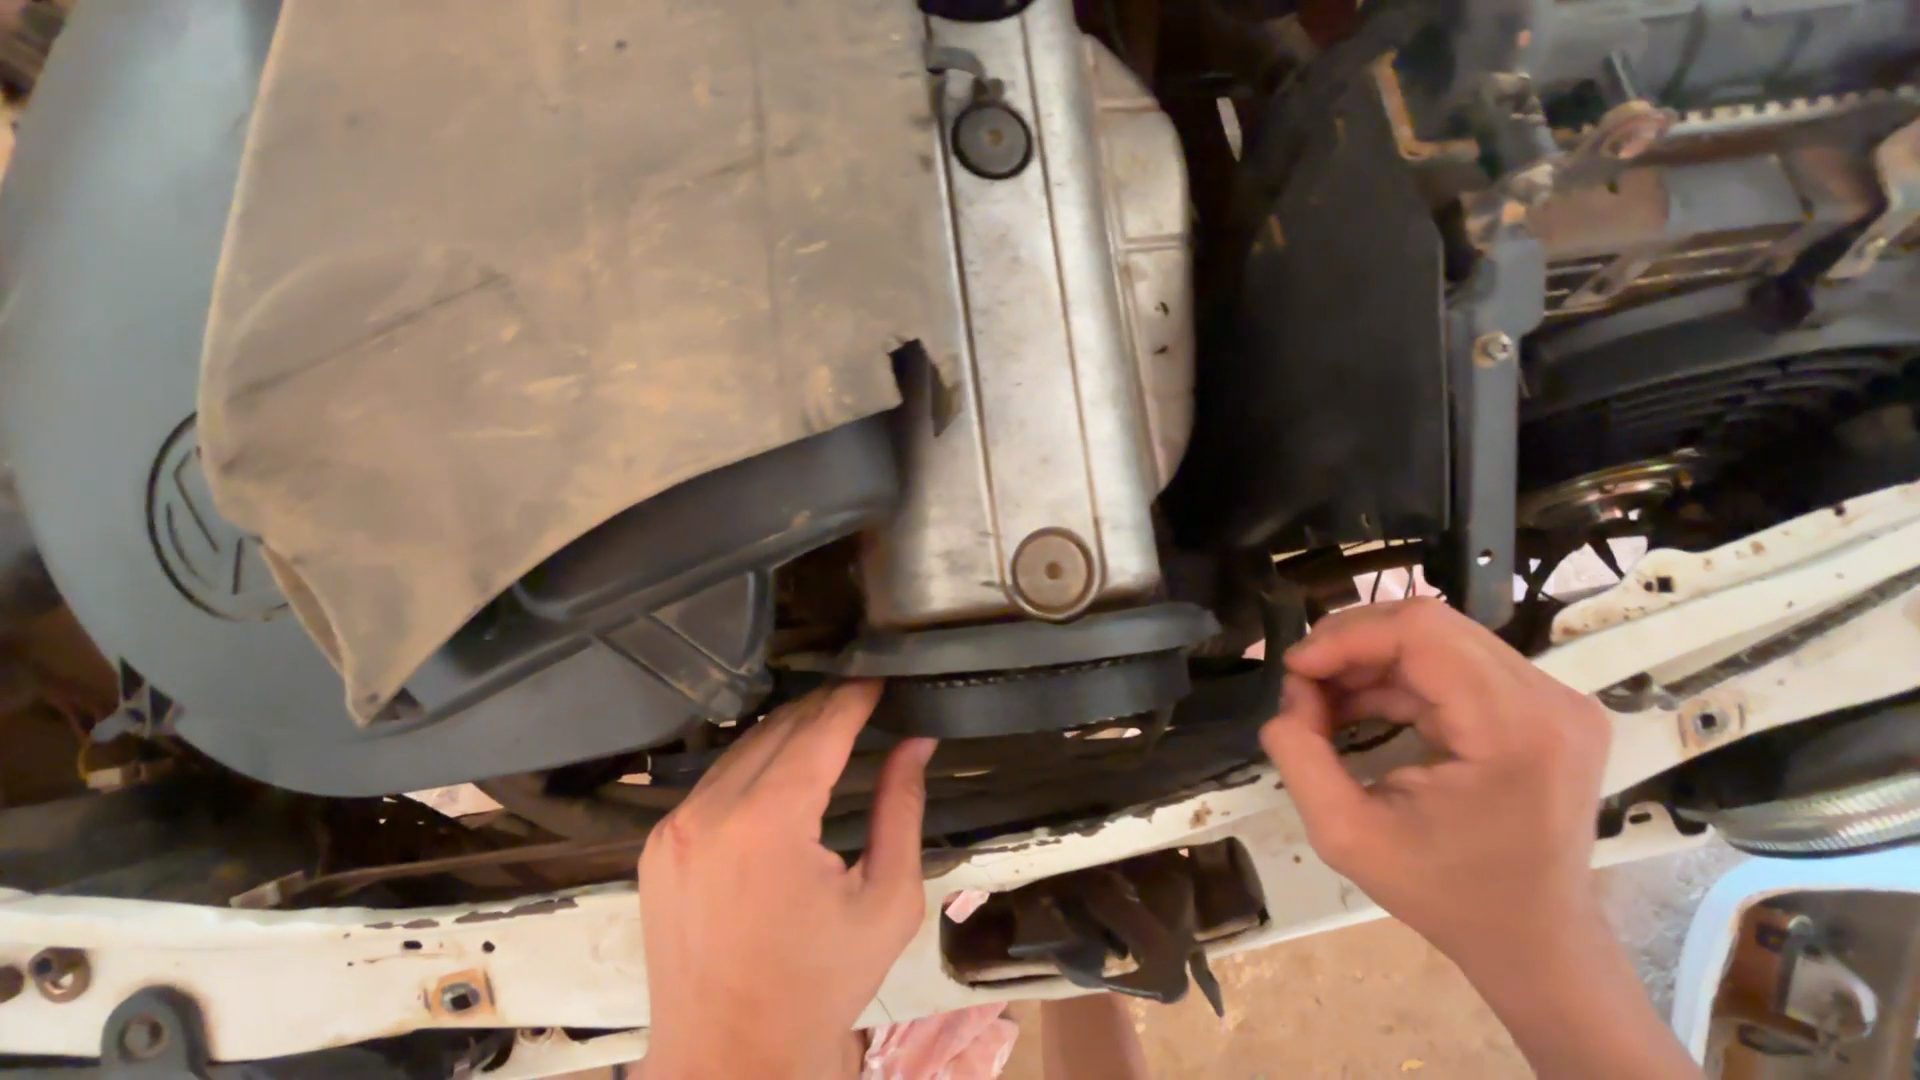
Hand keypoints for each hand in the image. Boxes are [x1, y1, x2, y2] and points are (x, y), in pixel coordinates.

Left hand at [639, 681, 936, 1078]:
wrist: (732, 1061)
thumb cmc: (821, 986)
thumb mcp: (886, 900)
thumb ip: (901, 809)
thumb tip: (915, 743)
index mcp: (768, 822)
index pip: (819, 730)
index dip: (854, 698)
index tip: (880, 678)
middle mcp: (711, 811)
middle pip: (777, 729)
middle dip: (825, 708)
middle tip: (864, 699)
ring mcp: (674, 828)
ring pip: (740, 749)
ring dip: (787, 733)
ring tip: (830, 728)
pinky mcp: (657, 848)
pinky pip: (712, 783)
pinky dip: (752, 765)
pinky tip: (781, 771)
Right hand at [1259, 598, 1609, 966]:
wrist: (1533, 940)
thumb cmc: (1444, 895)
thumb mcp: (1345, 835)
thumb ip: (1299, 756)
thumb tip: (1291, 696)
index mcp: (1514, 730)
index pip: (1421, 632)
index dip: (1345, 637)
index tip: (1293, 669)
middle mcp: (1549, 699)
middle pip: (1429, 624)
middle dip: (1349, 644)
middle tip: (1301, 683)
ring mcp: (1554, 699)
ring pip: (1437, 638)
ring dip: (1367, 659)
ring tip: (1322, 701)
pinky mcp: (1543, 706)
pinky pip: (1453, 663)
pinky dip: (1395, 675)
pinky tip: (1358, 706)